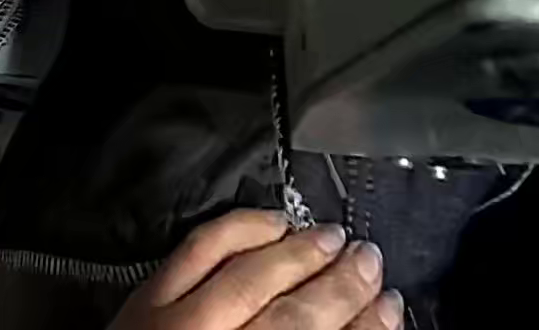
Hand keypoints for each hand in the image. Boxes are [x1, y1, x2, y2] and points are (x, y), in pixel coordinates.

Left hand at [109, 209, 402, 329]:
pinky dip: (242, 227)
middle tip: (371, 263)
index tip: (391, 310)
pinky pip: (202, 247)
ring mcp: (177, 327)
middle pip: (293, 322)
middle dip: (341, 291)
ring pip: (252, 278)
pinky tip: (273, 219)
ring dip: (301, 253)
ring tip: (336, 236)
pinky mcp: (147, 299)